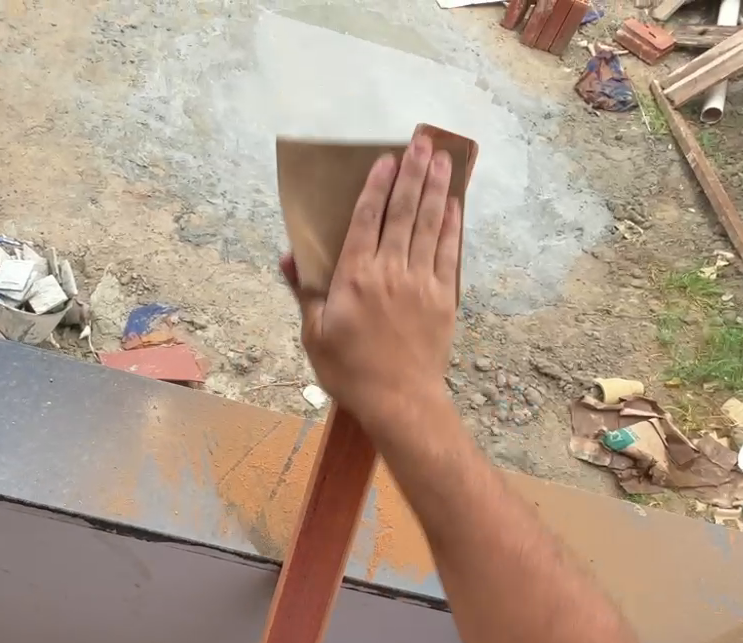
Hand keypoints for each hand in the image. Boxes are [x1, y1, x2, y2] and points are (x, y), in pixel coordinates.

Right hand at [281, 134, 463, 442]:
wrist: (399, 401)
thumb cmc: (350, 372)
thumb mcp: (314, 335)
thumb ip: (304, 292)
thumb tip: (288, 257)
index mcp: (355, 278)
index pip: (366, 220)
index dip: (376, 186)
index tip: (386, 158)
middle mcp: (390, 271)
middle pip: (403, 212)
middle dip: (413, 173)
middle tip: (422, 142)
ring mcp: (421, 283)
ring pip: (429, 224)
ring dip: (436, 188)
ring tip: (442, 159)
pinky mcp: (443, 298)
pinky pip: (449, 252)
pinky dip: (452, 225)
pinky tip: (453, 205)